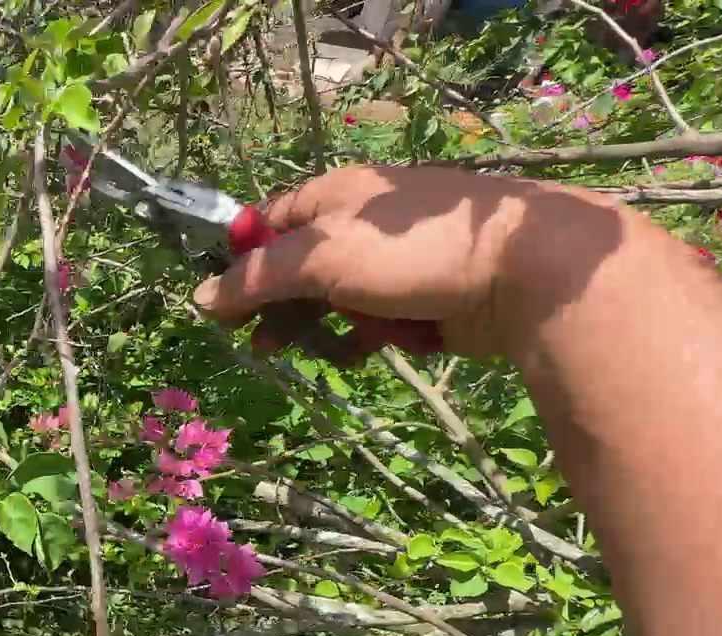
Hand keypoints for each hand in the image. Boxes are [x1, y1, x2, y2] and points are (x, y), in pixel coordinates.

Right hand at [194, 166, 642, 360]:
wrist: (522, 275)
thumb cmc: (411, 252)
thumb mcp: (319, 258)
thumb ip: (255, 278)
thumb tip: (199, 298)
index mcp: (332, 198)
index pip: (264, 227)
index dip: (238, 265)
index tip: (222, 306)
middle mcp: (355, 227)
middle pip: (289, 272)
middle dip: (274, 309)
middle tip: (262, 343)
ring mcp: (384, 265)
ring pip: (323, 304)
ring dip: (315, 331)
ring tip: (318, 351)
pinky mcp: (409, 300)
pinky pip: (362, 323)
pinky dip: (357, 340)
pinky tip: (363, 352)